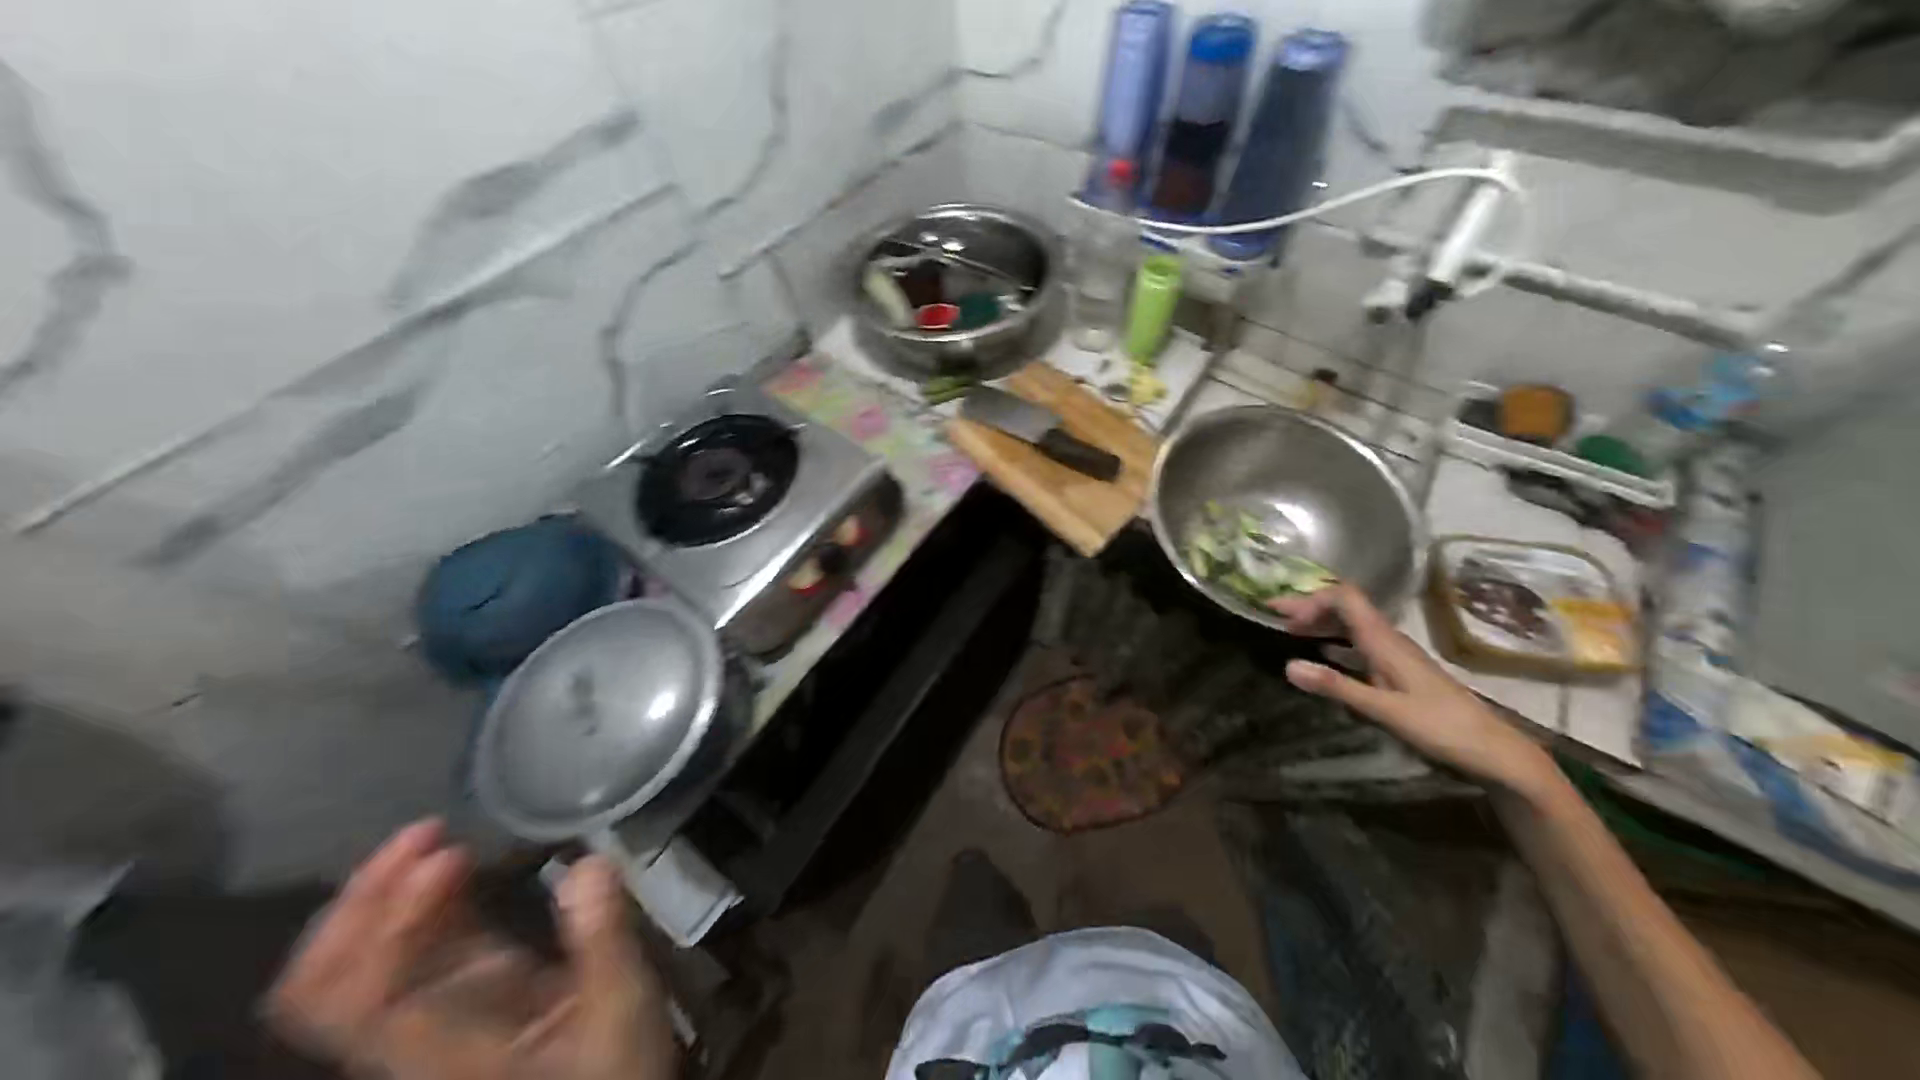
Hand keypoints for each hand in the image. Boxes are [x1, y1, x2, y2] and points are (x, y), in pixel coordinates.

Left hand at [265, 821, 676, 1079]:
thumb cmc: (613, 1073)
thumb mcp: (622, 1010)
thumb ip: (603, 941)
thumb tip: (590, 865)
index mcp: (441, 1050)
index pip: (364, 999)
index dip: (388, 924)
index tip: (451, 856)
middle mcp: (417, 1030)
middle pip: (327, 984)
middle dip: (362, 902)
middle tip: (422, 834)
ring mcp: (438, 1008)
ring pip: (361, 960)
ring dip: (386, 894)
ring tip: (433, 834)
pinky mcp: (468, 988)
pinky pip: (419, 943)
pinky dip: (424, 899)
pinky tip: (454, 860)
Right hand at [1268, 585, 1559, 800]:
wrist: (1495, 752)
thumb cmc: (1442, 728)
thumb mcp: (1385, 710)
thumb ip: (1337, 687)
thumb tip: (1288, 666)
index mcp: (1385, 641)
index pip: (1345, 598)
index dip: (1311, 600)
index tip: (1284, 618)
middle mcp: (1389, 640)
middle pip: (1346, 607)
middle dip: (1309, 605)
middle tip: (1273, 613)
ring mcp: (1395, 655)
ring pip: (1352, 624)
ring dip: (1320, 622)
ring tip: (1289, 630)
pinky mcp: (1397, 671)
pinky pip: (1359, 643)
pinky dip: (1334, 641)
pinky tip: (1321, 654)